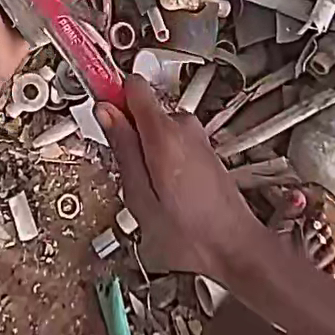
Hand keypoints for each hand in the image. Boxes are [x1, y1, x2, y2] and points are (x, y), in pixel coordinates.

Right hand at [97, 75, 271, 285]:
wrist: (236, 249)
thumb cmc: (192, 233)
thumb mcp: (139, 195)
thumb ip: (121, 148)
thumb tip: (105, 114)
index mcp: (164, 134)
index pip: (133, 85)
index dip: (111, 94)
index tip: (98, 106)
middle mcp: (184, 127)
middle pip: (142, 107)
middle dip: (127, 130)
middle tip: (123, 165)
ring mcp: (197, 136)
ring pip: (155, 124)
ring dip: (144, 146)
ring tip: (148, 185)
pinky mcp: (203, 147)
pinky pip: (170, 137)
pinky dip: (160, 154)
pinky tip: (164, 187)